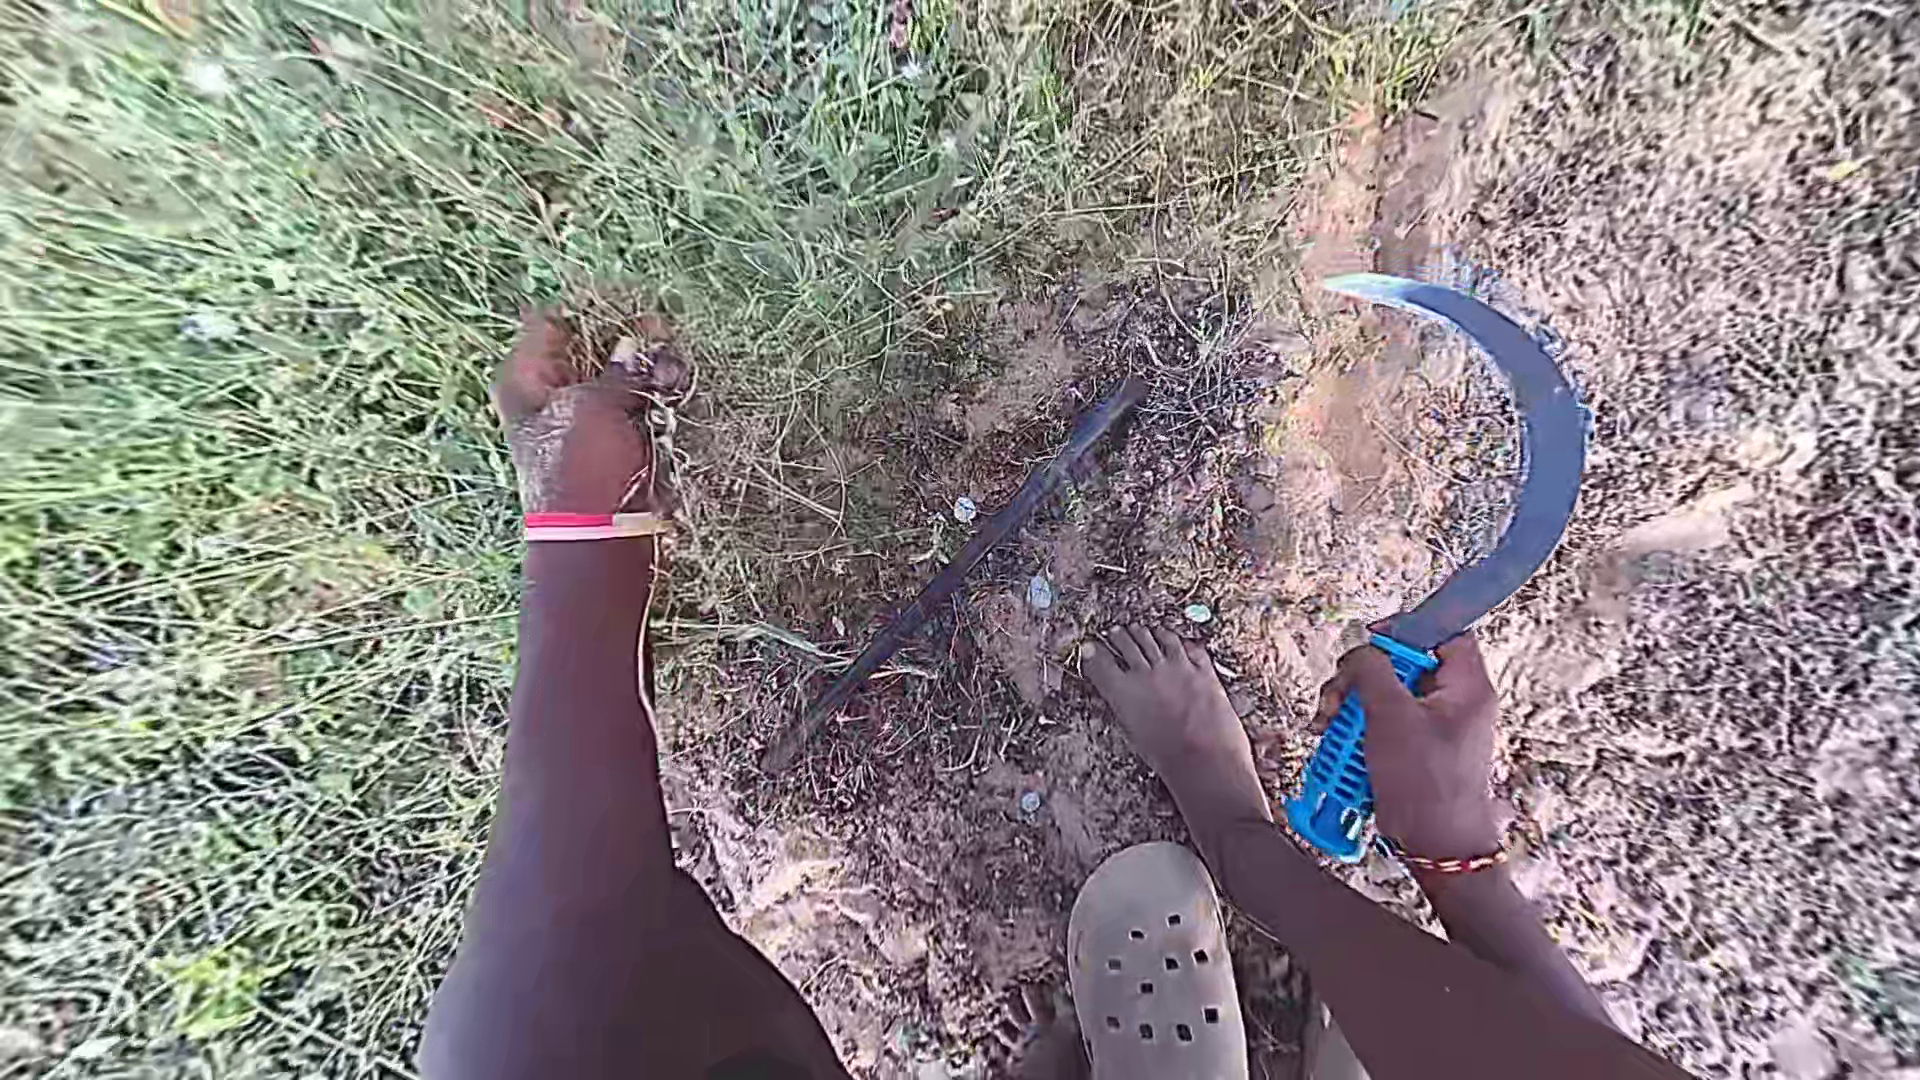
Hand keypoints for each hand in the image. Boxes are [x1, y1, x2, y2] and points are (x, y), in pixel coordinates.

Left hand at [493, 308, 688, 514]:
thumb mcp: (593, 409)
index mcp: (529, 380)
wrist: (602, 531)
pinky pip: (643, 405)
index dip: (591, 310)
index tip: (630, 304)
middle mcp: (558, 395)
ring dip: (650, 368)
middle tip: (665, 331)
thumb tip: (648, 345)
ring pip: (624, 378)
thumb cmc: (580, 466)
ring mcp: (593, 418)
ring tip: (676, 361)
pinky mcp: (623, 440)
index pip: (554, 324)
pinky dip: (660, 394)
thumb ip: (622, 372)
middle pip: (594, 350)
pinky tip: (679, 384)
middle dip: (629, 340)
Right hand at [1315, 633, 1500, 857]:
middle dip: (1361, 675)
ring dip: (1348, 700)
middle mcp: (1451, 701)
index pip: (1446, 635)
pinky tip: (1332, 734)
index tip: (1373, 639)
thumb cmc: (1423, 781)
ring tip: (1329, 721)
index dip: (1408, 629)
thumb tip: (1362, 651)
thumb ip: (1372, 671)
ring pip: (1382, 689)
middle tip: (1340, 693)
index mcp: (1466, 688)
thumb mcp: (1390, 715)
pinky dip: (1352, 721)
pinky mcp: (1409, 742)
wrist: (1433, 844)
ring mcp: (1430, 723)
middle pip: (1401, 663)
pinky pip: (1377, 716)